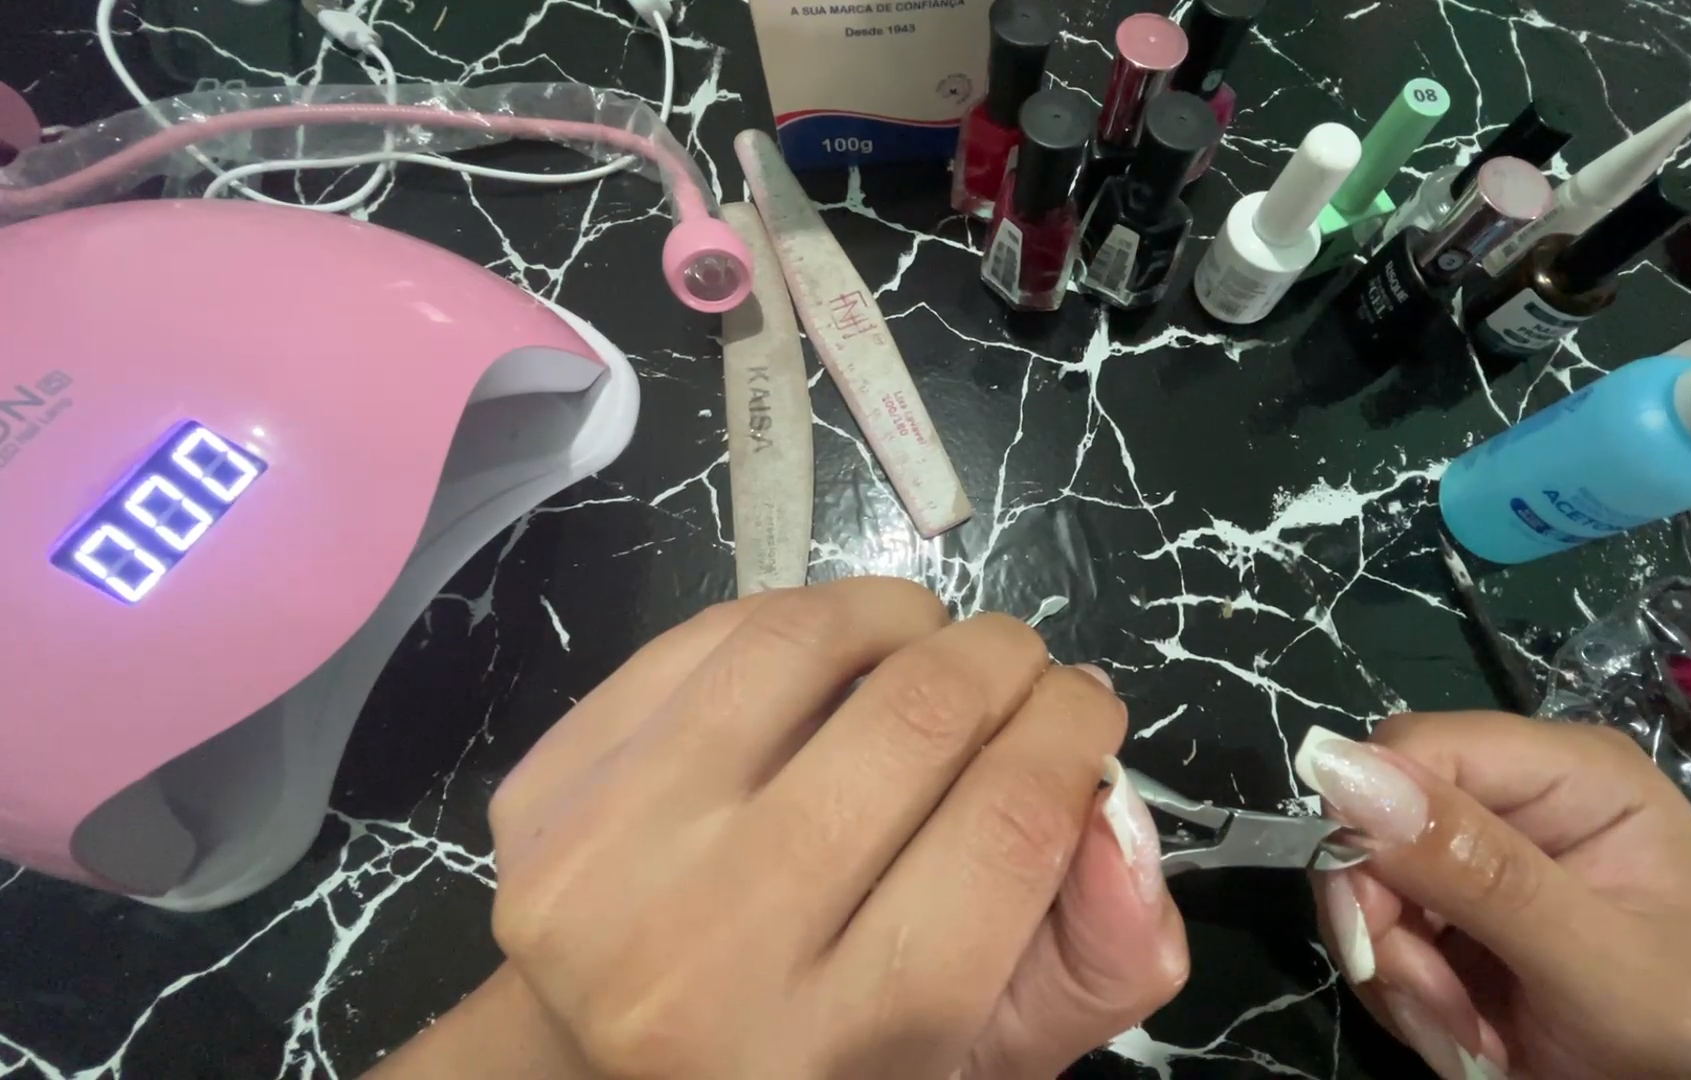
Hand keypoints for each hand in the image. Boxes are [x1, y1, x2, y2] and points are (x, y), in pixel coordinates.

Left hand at [480, 577, 1186, 1078]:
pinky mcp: (551, 783)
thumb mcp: (981, 1054)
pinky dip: (802, 613)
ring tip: (930, 629)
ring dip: (901, 610)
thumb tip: (1122, 809)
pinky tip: (833, 642)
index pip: (1005, 832)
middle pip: (913, 723)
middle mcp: (709, 956)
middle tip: (1020, 658)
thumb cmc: (816, 1059)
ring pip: (804, 645)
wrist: (600, 1065)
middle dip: (1002, 657)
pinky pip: (710, 635)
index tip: (1085, 702)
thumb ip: (1094, 958)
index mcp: (839, 1047)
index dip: (1070, 733)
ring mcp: (608, 857)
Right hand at [1299, 711, 1690, 1079]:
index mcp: (1567, 772)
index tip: (1371, 921)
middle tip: (1436, 1006)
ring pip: (1360, 875)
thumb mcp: (1608, 973)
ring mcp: (1474, 855)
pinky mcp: (1450, 910)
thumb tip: (1333, 761)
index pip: (1412, 747)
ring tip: (1468, 1040)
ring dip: (1392, 965)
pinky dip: (1398, 987)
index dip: (1367, 818)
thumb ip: (1480, 870)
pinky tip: (1464, 1034)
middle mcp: (1509, 796)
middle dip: (1382, 915)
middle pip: (1372, 813)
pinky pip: (1373, 925)